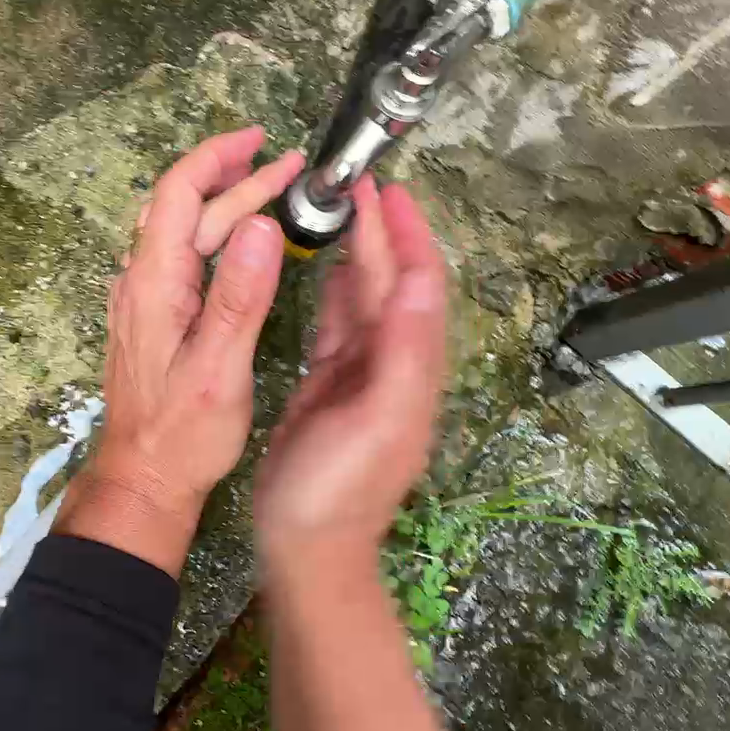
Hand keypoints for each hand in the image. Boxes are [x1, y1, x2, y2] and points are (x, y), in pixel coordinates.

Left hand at [57, 127, 305, 575]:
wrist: (143, 479)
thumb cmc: (184, 433)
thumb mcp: (218, 368)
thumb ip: (238, 297)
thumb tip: (261, 225)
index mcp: (154, 283)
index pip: (177, 196)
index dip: (215, 159)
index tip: (259, 141)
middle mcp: (141, 281)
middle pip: (183, 210)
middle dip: (235, 181)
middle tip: (288, 168)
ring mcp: (143, 299)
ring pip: (182, 232)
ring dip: (224, 204)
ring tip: (270, 187)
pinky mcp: (152, 317)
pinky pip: (181, 257)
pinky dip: (214, 235)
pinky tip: (239, 239)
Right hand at [255, 176, 448, 569]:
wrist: (306, 547)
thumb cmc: (338, 489)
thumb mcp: (380, 421)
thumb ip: (406, 352)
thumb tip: (423, 279)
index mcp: (412, 368)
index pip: (419, 286)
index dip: (408, 237)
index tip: (390, 191)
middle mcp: (393, 363)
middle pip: (393, 284)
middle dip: (383, 232)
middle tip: (362, 183)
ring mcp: (361, 372)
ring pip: (366, 298)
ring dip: (361, 252)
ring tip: (345, 209)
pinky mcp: (329, 381)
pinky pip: (338, 322)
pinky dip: (336, 288)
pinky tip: (328, 265)